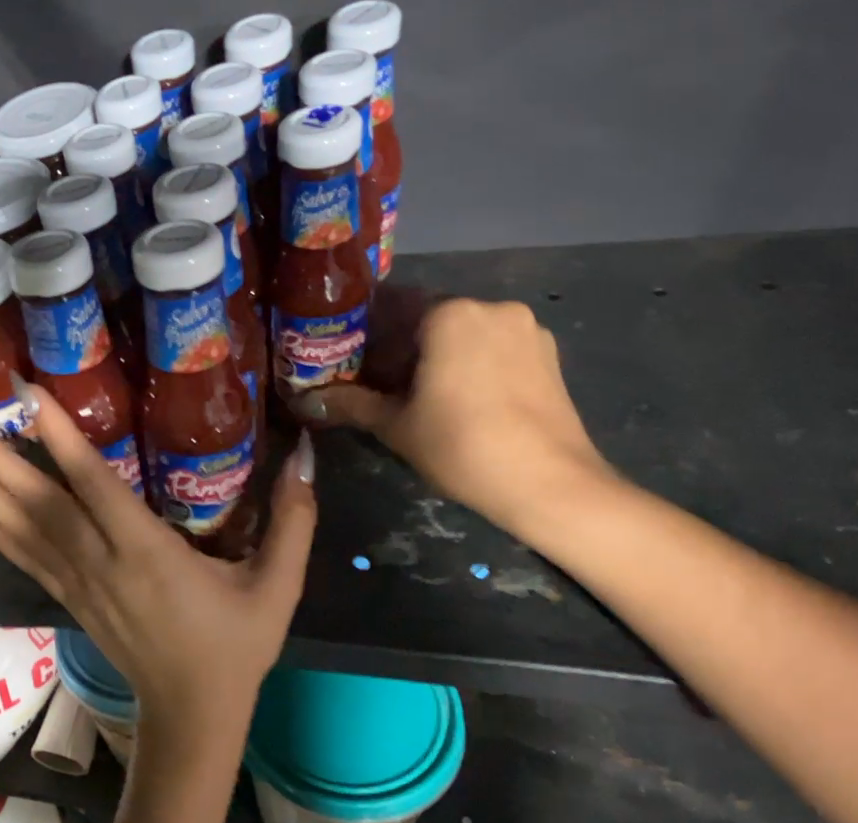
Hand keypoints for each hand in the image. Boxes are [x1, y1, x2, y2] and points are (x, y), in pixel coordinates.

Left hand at [0, 384, 317, 728]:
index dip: (58, 436)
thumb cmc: (235, 646)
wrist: (192, 712)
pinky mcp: (70, 601)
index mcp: (147, 551)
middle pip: (39, 502)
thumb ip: (293, 520)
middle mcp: (101, 562)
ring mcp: (79, 584)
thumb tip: (306, 453)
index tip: (23, 393)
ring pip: (23, 529)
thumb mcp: (277, 586)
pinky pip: (26, 560)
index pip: (93, 483)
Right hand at [298, 297, 615, 531]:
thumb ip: (352, 404)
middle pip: (433, 322)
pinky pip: (498, 351)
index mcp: (449, 314)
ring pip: (468, 336)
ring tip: (428, 402)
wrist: (546, 481)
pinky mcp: (550, 355)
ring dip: (444, 359)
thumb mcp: (396, 427)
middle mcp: (492, 307)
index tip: (356, 372)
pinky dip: (476, 368)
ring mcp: (528, 329)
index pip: (393, 313)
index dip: (369, 343)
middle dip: (408, 351)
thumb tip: (307, 400)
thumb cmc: (460, 446)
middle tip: (388, 391)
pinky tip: (467, 405)